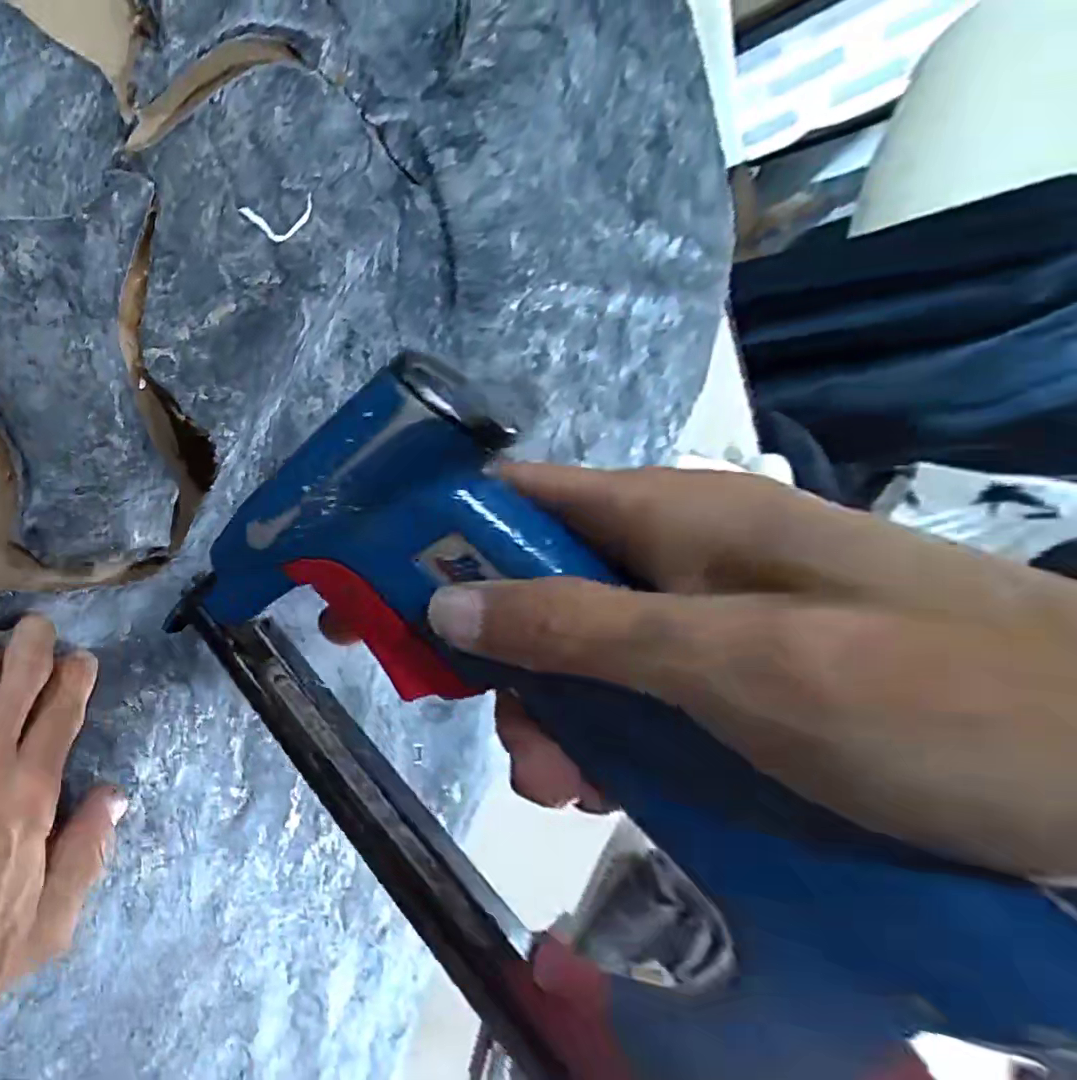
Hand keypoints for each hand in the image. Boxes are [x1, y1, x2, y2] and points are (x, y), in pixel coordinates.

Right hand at [330, 464, 1076, 878]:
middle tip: (460, 714)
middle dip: (486, 651)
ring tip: (558, 785)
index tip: (367, 590)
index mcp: (664, 513)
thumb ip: (574, 626)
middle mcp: (668, 551)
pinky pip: (622, 690)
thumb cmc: (942, 701)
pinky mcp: (726, 673)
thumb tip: (439, 601)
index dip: (425, 533)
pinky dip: (595, 735)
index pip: (506, 498)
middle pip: (525, 580)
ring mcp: (698, 613)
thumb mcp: (732, 663)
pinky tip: (601, 788)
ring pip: (568, 646)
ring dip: (542, 711)